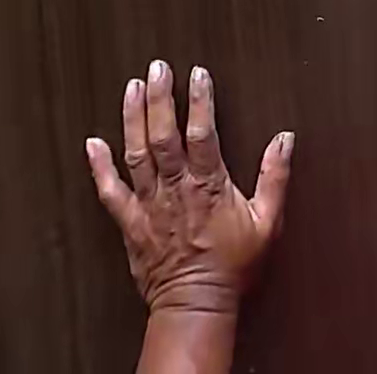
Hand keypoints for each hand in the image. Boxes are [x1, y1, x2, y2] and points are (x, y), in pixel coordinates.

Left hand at [85, 60, 292, 315]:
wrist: (198, 308)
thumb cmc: (234, 266)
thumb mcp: (267, 223)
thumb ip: (275, 177)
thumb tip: (285, 138)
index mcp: (208, 186)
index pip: (203, 134)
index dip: (200, 101)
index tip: (198, 73)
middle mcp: (175, 188)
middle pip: (164, 136)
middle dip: (160, 99)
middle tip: (157, 67)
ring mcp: (149, 203)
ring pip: (137, 153)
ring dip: (132, 118)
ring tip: (132, 87)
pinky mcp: (130, 220)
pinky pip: (110, 191)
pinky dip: (99, 167)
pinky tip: (92, 142)